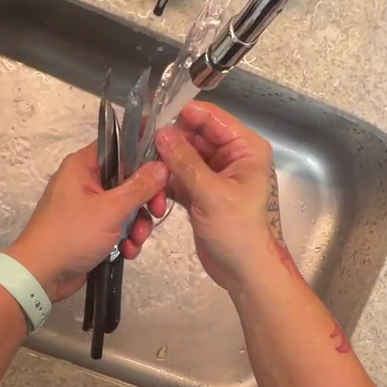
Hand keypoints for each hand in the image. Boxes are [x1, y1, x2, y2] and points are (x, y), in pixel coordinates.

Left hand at [5, 143, 168, 301]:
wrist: (41, 275)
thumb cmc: (71, 234)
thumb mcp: (110, 209)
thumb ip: (139, 187)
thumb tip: (163, 166)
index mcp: (83, 166)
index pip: (119, 146)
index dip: (144, 154)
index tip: (166, 168)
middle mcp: (85, 182)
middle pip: (128, 180)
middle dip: (144, 200)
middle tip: (156, 212)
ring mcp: (89, 208)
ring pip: (126, 207)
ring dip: (137, 225)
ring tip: (136, 240)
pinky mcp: (91, 231)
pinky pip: (117, 228)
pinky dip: (125, 239)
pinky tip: (127, 252)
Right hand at [154, 104, 291, 296]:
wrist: (243, 270)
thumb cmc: (237, 232)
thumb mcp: (211, 194)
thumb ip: (186, 162)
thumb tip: (162, 133)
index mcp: (245, 148)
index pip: (212, 119)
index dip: (184, 116)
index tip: (153, 117)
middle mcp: (231, 157)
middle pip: (194, 137)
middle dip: (170, 145)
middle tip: (141, 149)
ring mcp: (214, 175)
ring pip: (183, 158)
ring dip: (165, 167)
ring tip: (148, 176)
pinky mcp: (200, 193)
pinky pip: (179, 178)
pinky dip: (166, 184)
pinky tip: (153, 192)